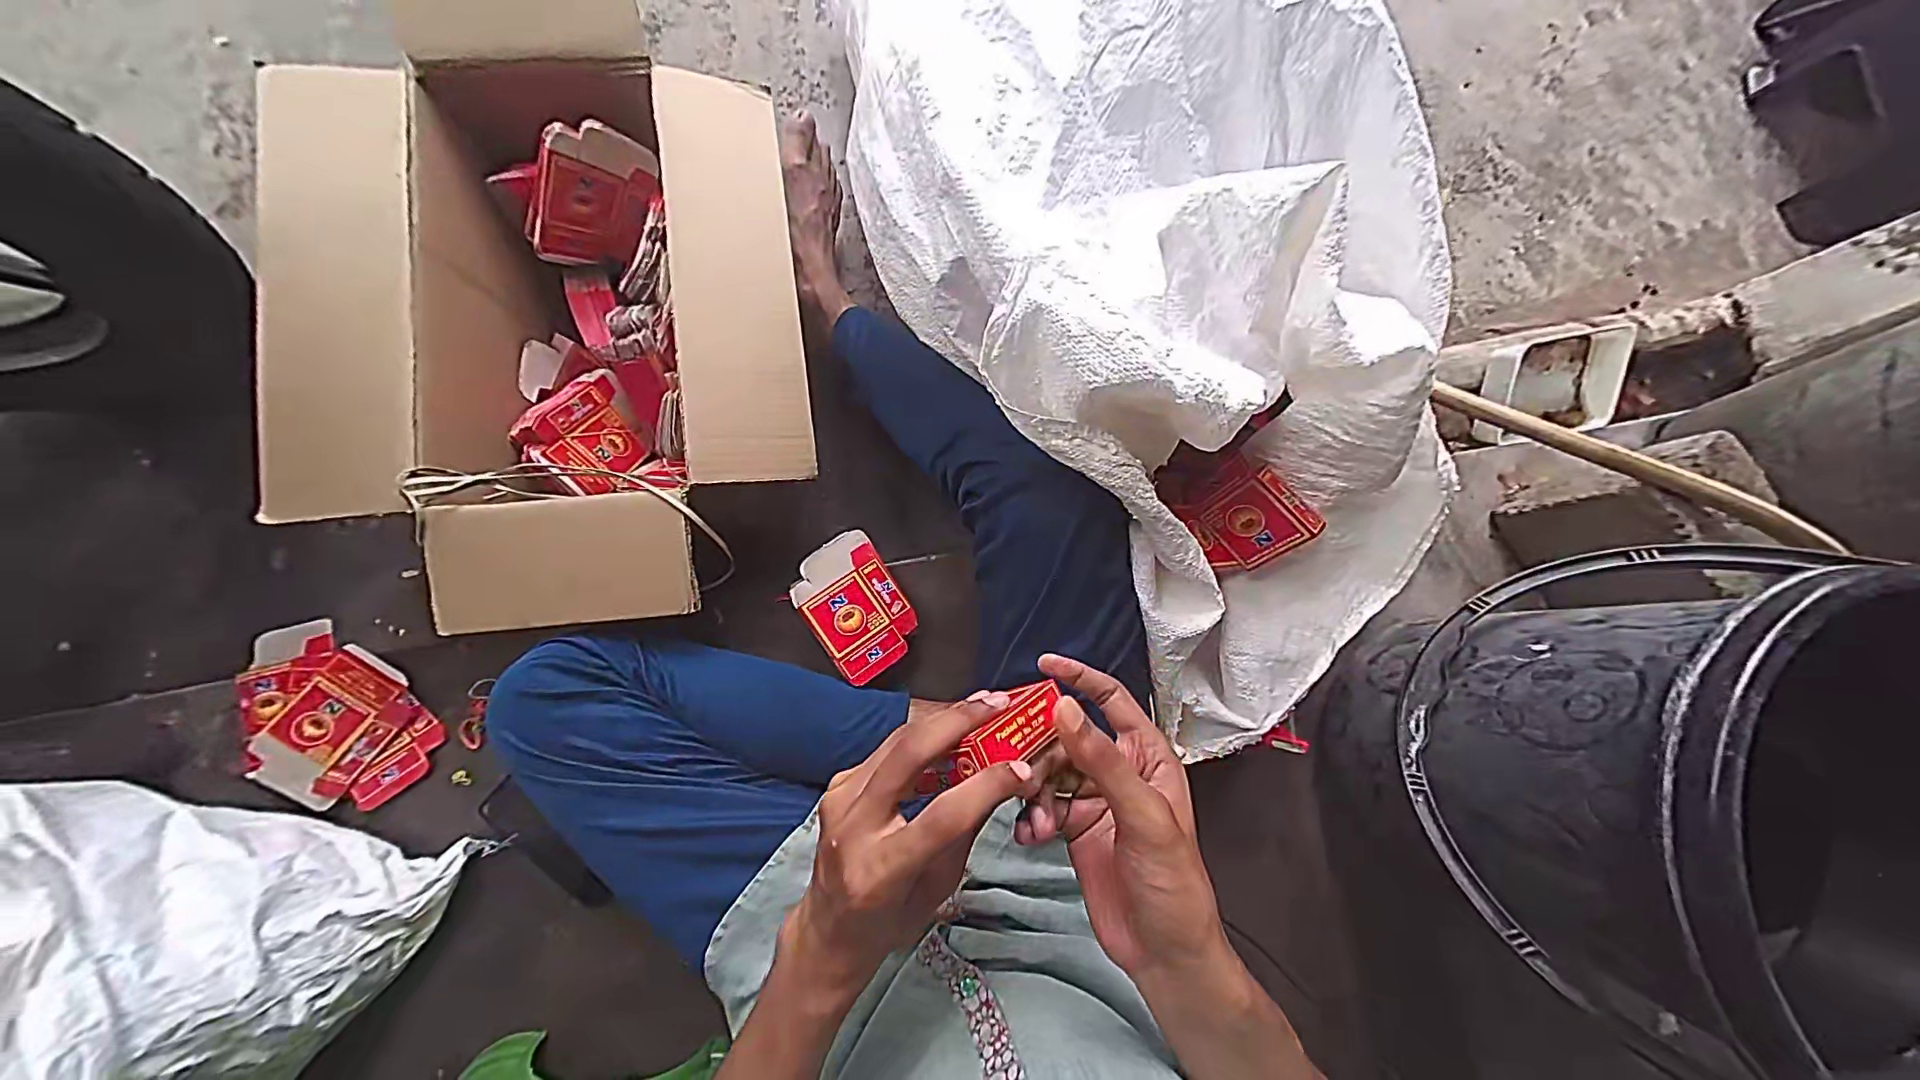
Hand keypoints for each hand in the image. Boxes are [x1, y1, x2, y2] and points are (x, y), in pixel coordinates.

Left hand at [781, 692, 1044, 997]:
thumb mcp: (939, 886)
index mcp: (881, 869)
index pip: (942, 815)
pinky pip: (887, 749)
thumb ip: (964, 830)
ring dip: (943, 718)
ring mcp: (840, 799)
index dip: (986, 785)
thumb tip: (998, 779)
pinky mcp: (838, 784)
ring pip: (897, 740)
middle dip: (958, 721)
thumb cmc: (889, 919)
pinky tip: (950, 727)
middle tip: (996, 704)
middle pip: (908, 754)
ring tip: (981, 706)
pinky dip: (923, 735)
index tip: (1021, 767)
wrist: (828, 929)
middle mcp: (853, 826)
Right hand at [1016, 655, 1321, 1078]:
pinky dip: (1031, 816)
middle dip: (1041, 747)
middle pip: (1068, 737)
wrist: (1164, 952)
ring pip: (1049, 771)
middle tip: (1017, 761)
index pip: (1112, 700)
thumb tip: (1064, 710)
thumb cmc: (1174, 882)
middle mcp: (1118, 770)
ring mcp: (1093, 798)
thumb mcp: (1142, 814)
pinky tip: (1032, 834)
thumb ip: (1101, 760)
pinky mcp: (1074, 826)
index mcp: (1147, 756)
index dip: (1081, 677)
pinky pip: (1042, 805)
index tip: (1045, 663)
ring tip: (1032, 814)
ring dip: (1032, 788)